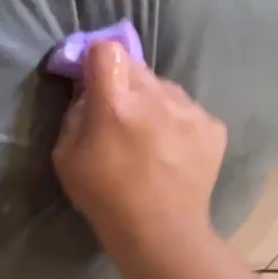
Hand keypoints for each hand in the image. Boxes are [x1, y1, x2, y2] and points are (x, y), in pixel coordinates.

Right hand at [53, 39, 226, 249]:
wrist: (159, 227)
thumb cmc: (101, 194)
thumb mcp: (65, 156)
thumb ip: (75, 115)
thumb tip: (87, 92)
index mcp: (115, 105)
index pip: (106, 50)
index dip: (93, 57)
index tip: (87, 74)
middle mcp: (156, 97)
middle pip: (135, 64)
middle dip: (119, 80)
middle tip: (113, 110)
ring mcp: (190, 110)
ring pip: (162, 86)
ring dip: (148, 99)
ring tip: (143, 133)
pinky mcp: (212, 125)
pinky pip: (185, 108)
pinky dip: (172, 119)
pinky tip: (166, 148)